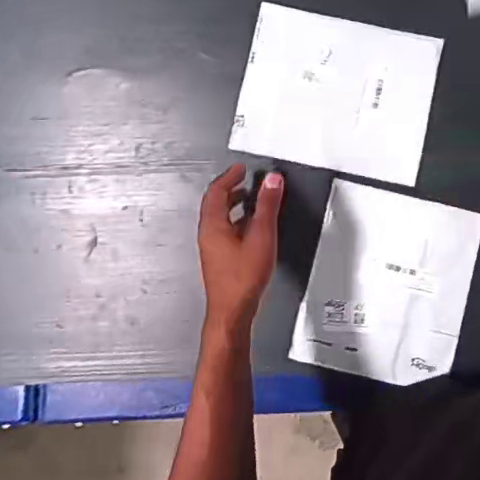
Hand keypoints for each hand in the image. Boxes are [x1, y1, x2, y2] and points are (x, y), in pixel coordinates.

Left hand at [198, 164, 282, 331]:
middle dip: (230, 188)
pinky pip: (224, 231)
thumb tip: (271, 182)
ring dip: (234, 205)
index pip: (216, 191)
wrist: (233, 309)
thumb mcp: (262, 236)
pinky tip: (251, 228)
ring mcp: (212, 248)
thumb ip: (267, 206)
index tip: (240, 169)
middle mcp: (208, 235)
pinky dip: (236, 220)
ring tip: (250, 200)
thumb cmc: (243, 278)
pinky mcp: (219, 258)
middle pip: (214, 204)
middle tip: (243, 180)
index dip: (229, 176)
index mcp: (213, 225)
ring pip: (219, 218)